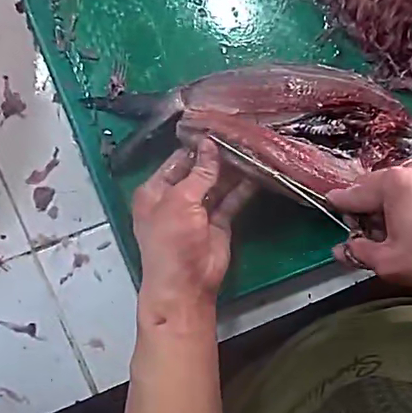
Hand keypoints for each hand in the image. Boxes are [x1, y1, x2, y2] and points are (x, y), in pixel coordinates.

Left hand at [131, 139, 256, 322]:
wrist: (187, 283)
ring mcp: (198, 211)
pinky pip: (231, 201)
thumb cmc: (172, 242)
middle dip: (218, 157)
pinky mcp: (218, 223)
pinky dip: (242, 189)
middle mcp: (176, 198)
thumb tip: (210, 145)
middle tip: (241, 136)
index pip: (177, 160)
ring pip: (218, 184)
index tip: (218, 128)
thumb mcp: (181, 201)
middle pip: (200, 171)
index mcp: (155, 190)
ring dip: (232, 171)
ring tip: (252, 150)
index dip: (196, 146)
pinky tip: (256, 174)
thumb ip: (199, 173)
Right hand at [326, 160, 411, 291]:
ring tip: (391, 241)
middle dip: (364, 215)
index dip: (339, 213)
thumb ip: (357, 252)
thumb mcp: (387, 261)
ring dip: (382, 215)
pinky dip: (399, 211)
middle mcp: (406, 170)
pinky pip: (405, 195)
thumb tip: (341, 249)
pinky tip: (407, 233)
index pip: (350, 195)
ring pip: (387, 194)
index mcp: (390, 181)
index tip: (331, 222)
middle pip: (368, 191)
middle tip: (369, 242)